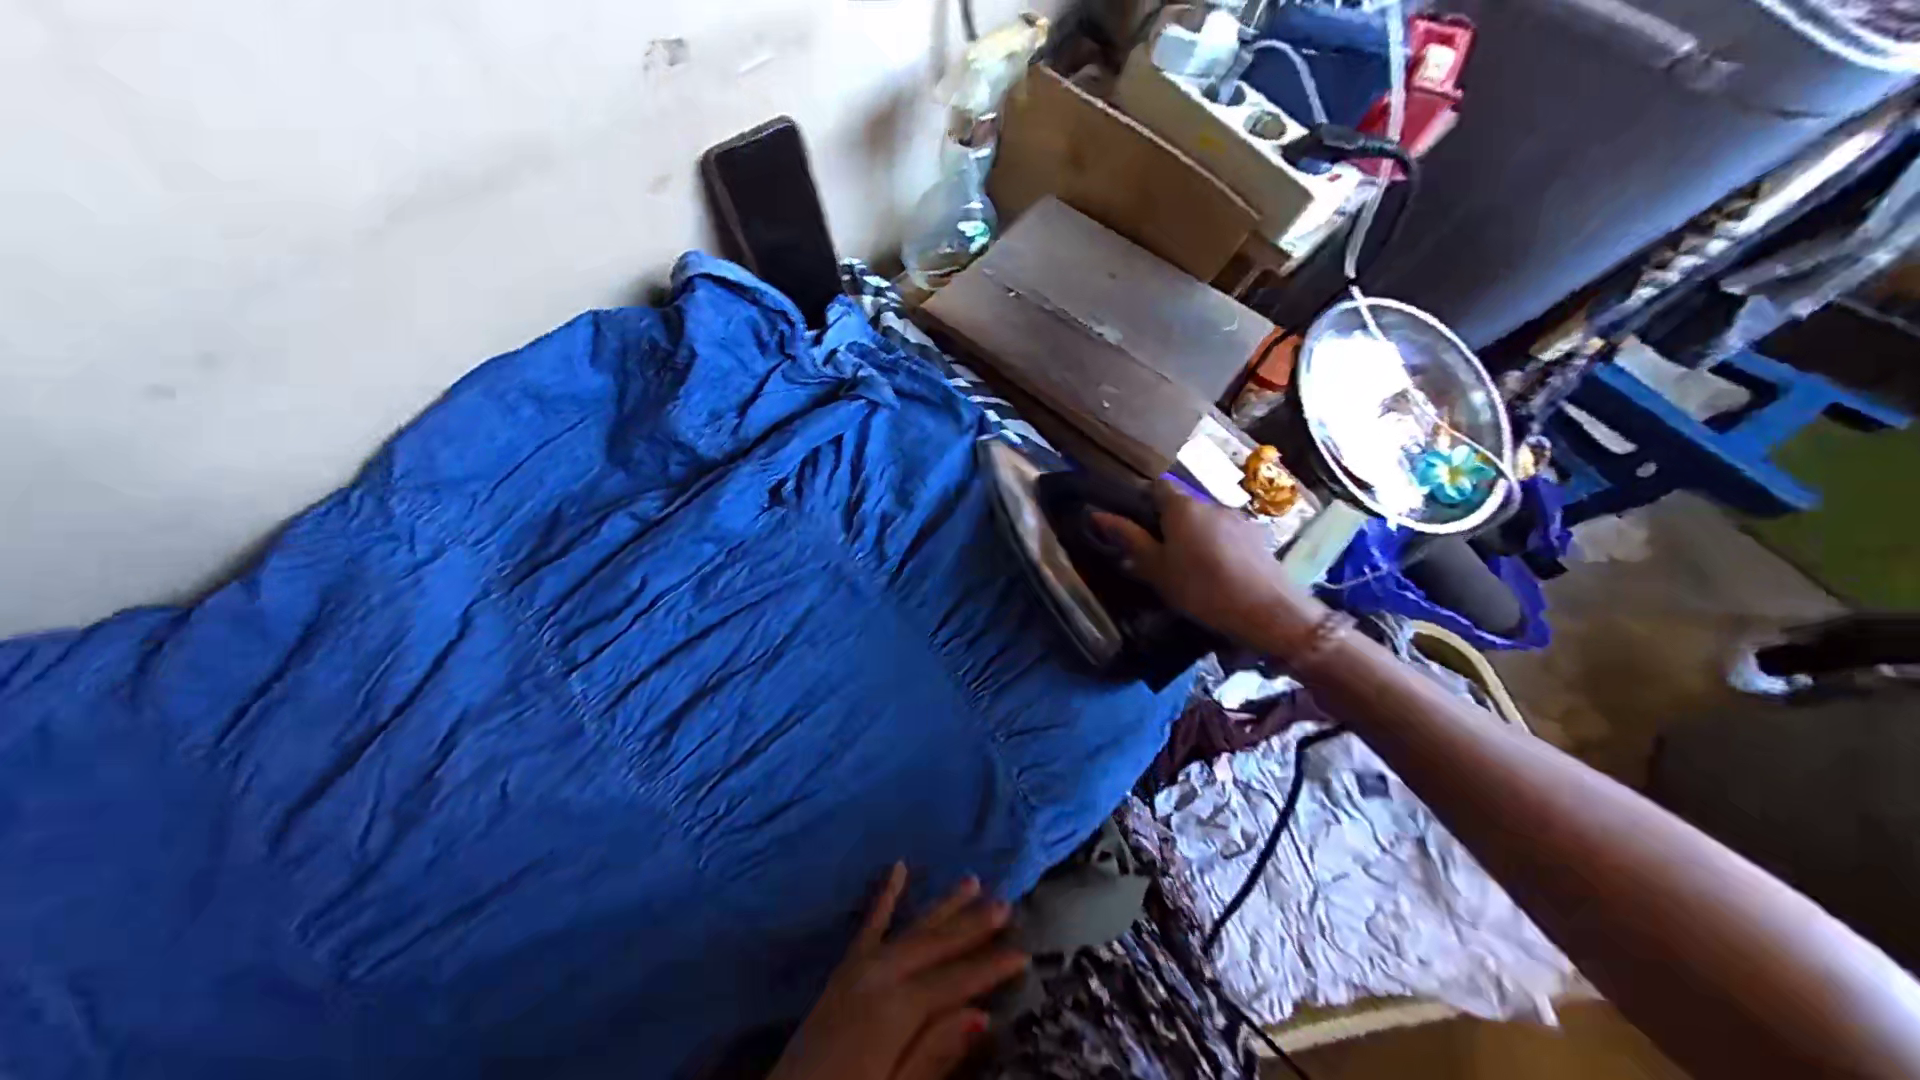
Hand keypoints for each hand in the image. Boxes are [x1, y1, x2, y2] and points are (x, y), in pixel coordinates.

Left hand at [768, 864, 1028, 1079]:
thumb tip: (982, 1015)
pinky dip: (885, 896)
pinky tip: (899, 868)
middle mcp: (878, 976)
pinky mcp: (843, 970)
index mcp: (895, 1009)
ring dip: (943, 906)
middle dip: (972, 924)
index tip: (1023, 952)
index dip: (990, 967)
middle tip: (1006, 902)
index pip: (954, 982)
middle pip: (935, 945)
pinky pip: (869, 926)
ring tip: (972, 880)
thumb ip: (935, 1053)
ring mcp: (858, 968)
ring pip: (911, 928)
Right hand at [1092, 478, 1328, 655]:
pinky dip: (1216, 547)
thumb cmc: (1201, 588)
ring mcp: (1237, 519)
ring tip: (1188, 568)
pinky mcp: (1256, 538)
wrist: (1267, 611)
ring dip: (1194, 536)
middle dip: (1169, 523)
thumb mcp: (1156, 568)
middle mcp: (1210, 503)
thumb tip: (1098, 515)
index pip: (1157, 486)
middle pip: (1182, 504)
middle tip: (1158, 554)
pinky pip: (1225, 535)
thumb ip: (1129, 539)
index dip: (1144, 501)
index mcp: (1181, 506)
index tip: (1136, 526)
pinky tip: (1215, 574)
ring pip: (1205, 521)